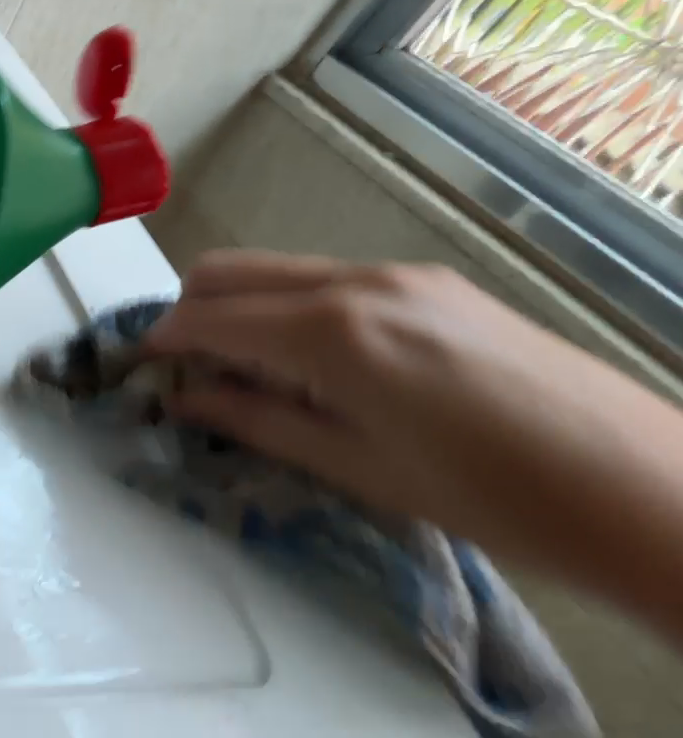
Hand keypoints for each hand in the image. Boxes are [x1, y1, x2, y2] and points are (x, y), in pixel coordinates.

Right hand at [146, 250, 682, 585]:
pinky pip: (324, 277)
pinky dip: (288, 305)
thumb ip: (255, 421)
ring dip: (237, 305)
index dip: (160, 339)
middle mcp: (356, 283)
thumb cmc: (499, 500)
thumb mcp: (357, 469)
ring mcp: (399, 275)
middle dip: (186, 310)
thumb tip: (184, 399)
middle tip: (183, 365)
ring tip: (247, 367)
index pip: (208, 317)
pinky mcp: (432, 282)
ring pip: (273, 268)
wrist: (660, 494)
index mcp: (332, 334)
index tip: (137, 365)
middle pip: (226, 270)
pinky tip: (313, 358)